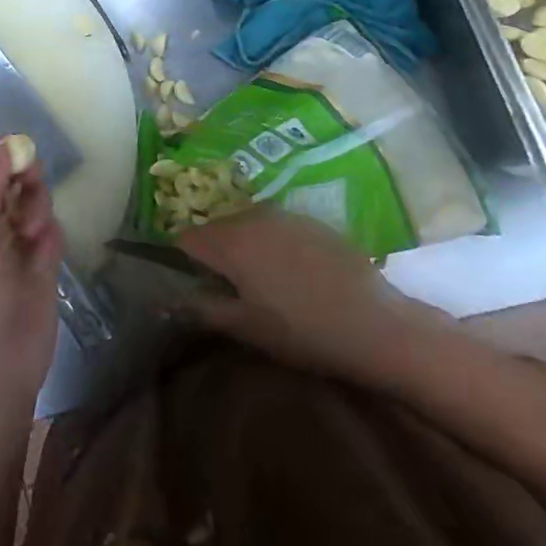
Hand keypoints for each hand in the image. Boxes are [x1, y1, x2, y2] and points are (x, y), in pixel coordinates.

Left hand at [0, 140, 63, 404]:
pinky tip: (42, 259)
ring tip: (30, 238)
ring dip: (36, 210)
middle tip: (27, 200)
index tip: (22, 159)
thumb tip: (3, 143)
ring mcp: (10, 240)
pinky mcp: (38, 259)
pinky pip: (50, 226)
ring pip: (33, 199)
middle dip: (23, 185)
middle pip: (10, 176)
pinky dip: (48, 236)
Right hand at [178, 206, 430, 374]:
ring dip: (243, 245)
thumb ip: (203, 308)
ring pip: (246, 223)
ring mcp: (285, 215)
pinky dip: (270, 242)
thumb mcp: (246, 327)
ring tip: (260, 280)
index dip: (182, 260)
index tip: (193, 283)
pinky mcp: (312, 221)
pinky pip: (275, 225)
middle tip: (227, 287)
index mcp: (230, 241)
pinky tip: (291, 272)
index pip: (185, 238)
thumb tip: (170, 300)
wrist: (376, 323)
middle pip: (215, 227)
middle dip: (213, 252)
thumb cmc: (302, 330)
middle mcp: (253, 216)